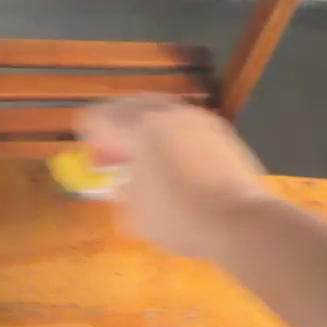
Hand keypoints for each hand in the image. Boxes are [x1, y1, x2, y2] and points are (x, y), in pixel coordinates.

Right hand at [76, 98, 274, 259]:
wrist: (237, 220)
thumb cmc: (178, 219)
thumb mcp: (134, 212)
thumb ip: (122, 188)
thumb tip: (126, 179)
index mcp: (139, 128)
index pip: (101, 117)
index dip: (90, 132)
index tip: (89, 149)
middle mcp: (167, 113)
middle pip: (131, 106)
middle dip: (117, 125)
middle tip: (111, 149)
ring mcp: (197, 119)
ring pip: (161, 113)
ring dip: (146, 129)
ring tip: (143, 156)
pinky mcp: (220, 132)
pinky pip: (184, 126)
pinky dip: (171, 137)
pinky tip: (172, 161)